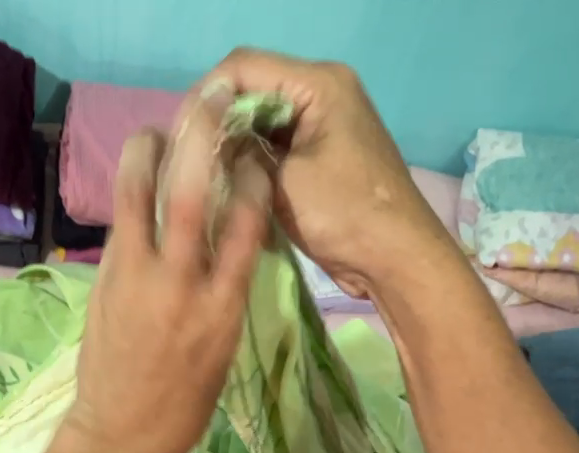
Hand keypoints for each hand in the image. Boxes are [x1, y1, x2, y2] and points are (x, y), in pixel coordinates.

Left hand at [64, 90, 270, 452]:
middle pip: (194, 194)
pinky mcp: (105, 280)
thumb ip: (224, 297)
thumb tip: (224, 249)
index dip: (252, 179)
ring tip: (155, 132)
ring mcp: (138, 280)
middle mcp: (183, 286)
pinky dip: (130, 195)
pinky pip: (120, 224)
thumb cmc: (184, 407)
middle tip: (211, 102)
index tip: (254, 157)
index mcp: (224, 310)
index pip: (247, 226)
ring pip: (142, 196)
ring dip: (147, 151)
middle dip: (203, 137)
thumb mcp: (223, 353)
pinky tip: (136, 182)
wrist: (122, 434)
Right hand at [205, 48, 448, 297]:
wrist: (394, 260)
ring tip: (205, 181)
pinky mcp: (319, 161)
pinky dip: (252, 169)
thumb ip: (243, 150)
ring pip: (259, 126)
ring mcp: (321, 129)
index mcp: (319, 84)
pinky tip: (232, 192)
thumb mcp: (285, 181)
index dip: (207, 97)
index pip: (244, 67)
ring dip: (233, 152)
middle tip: (188, 165)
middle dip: (218, 127)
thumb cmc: (345, 215)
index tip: (183, 138)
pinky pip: (274, 151)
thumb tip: (209, 143)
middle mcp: (321, 95)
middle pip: (251, 93)